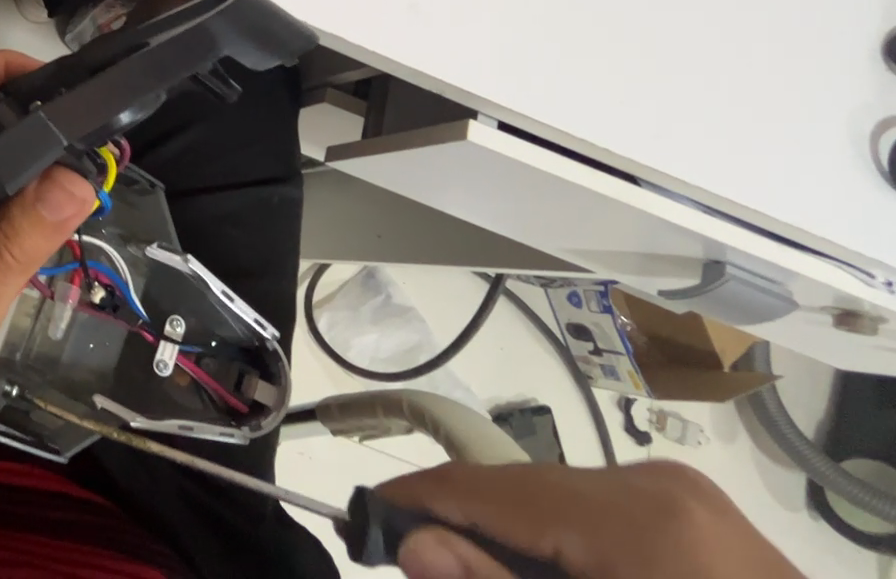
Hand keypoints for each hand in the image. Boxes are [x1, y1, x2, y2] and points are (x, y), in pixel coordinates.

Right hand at [379, 461, 805, 578]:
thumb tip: (412, 543)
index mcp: (636, 516)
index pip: (487, 486)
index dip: (415, 499)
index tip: (361, 521)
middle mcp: (654, 484)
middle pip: (516, 488)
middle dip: (462, 523)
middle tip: (420, 562)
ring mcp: (681, 494)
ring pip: (549, 496)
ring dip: (508, 535)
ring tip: (484, 570)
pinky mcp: (694, 512)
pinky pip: (591, 510)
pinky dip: (555, 541)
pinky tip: (547, 574)